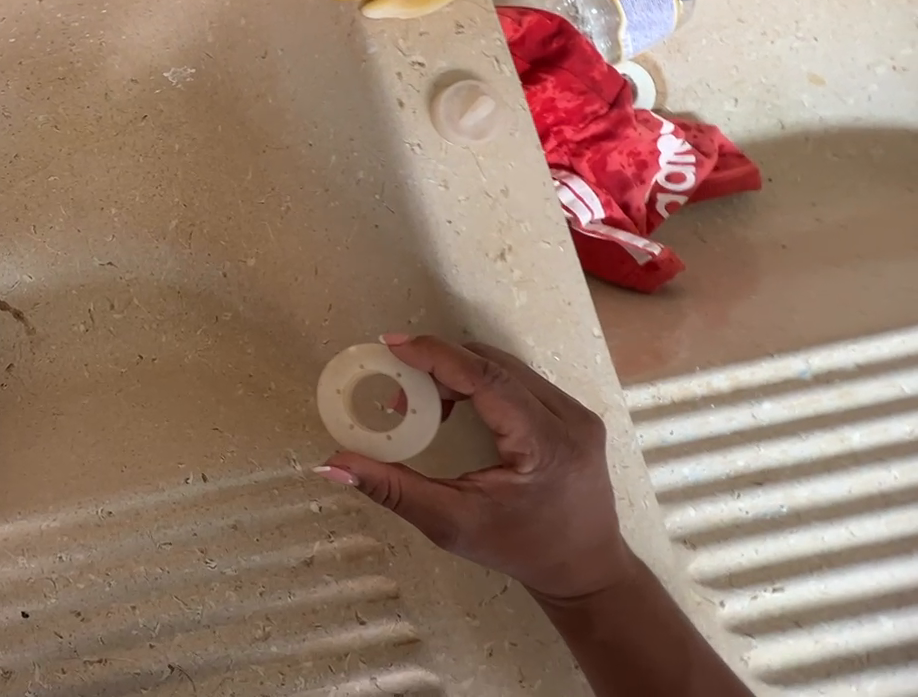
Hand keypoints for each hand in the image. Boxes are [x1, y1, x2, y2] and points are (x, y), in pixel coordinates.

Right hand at [317, 335, 635, 600]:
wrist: (586, 572)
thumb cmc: (519, 549)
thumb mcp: (448, 523)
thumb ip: (389, 488)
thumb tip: (331, 465)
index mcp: (545, 444)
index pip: (486, 378)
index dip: (435, 355)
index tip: (390, 345)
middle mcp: (568, 419)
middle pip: (490, 363)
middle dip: (436, 363)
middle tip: (395, 384)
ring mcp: (574, 413)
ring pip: (500, 365)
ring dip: (452, 370)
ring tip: (419, 400)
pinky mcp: (570, 414)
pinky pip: (511, 376)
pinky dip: (472, 379)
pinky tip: (449, 404)